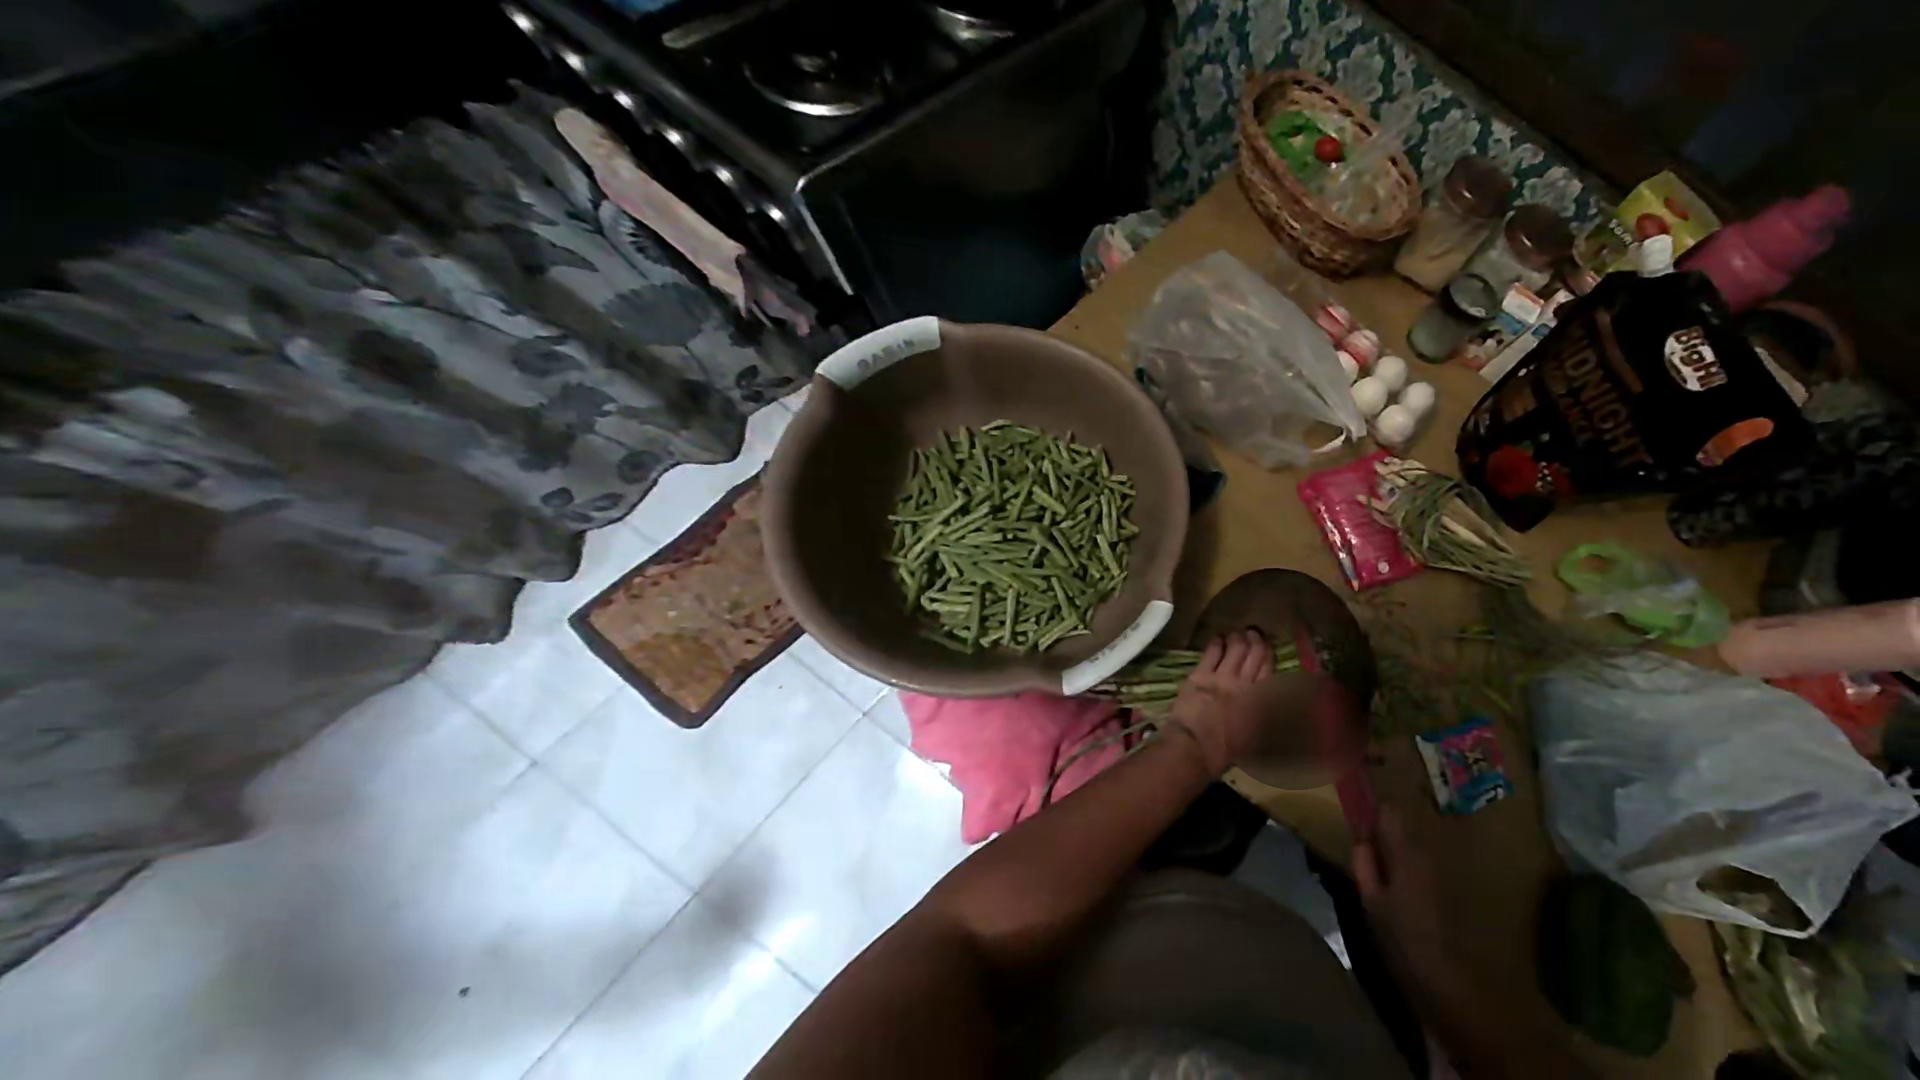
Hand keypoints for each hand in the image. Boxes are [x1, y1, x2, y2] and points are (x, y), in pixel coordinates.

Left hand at [1165, 630, 1275, 775]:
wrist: (1194, 748)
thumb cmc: (1223, 752)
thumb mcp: (1252, 738)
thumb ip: (1262, 719)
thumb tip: (1269, 709)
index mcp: (1259, 702)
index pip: (1269, 672)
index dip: (1269, 656)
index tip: (1268, 646)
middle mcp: (1244, 685)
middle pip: (1254, 656)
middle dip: (1256, 641)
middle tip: (1254, 632)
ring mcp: (1222, 678)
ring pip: (1235, 650)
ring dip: (1237, 639)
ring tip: (1237, 633)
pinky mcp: (1200, 675)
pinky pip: (1211, 653)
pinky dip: (1216, 643)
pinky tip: (1217, 638)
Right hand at [1352, 808, 1450, 979]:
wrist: (1441, 973)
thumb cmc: (1400, 934)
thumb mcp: (1370, 897)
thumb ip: (1363, 861)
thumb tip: (1360, 836)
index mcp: (1404, 853)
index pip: (1388, 811)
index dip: (1369, 803)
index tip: (1350, 798)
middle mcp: (1424, 854)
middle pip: (1396, 824)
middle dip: (1375, 822)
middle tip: (1351, 826)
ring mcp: (1434, 869)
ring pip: (1403, 841)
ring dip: (1385, 840)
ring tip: (1364, 847)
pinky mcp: (1437, 884)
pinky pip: (1410, 857)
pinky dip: (1395, 856)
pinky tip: (1383, 871)